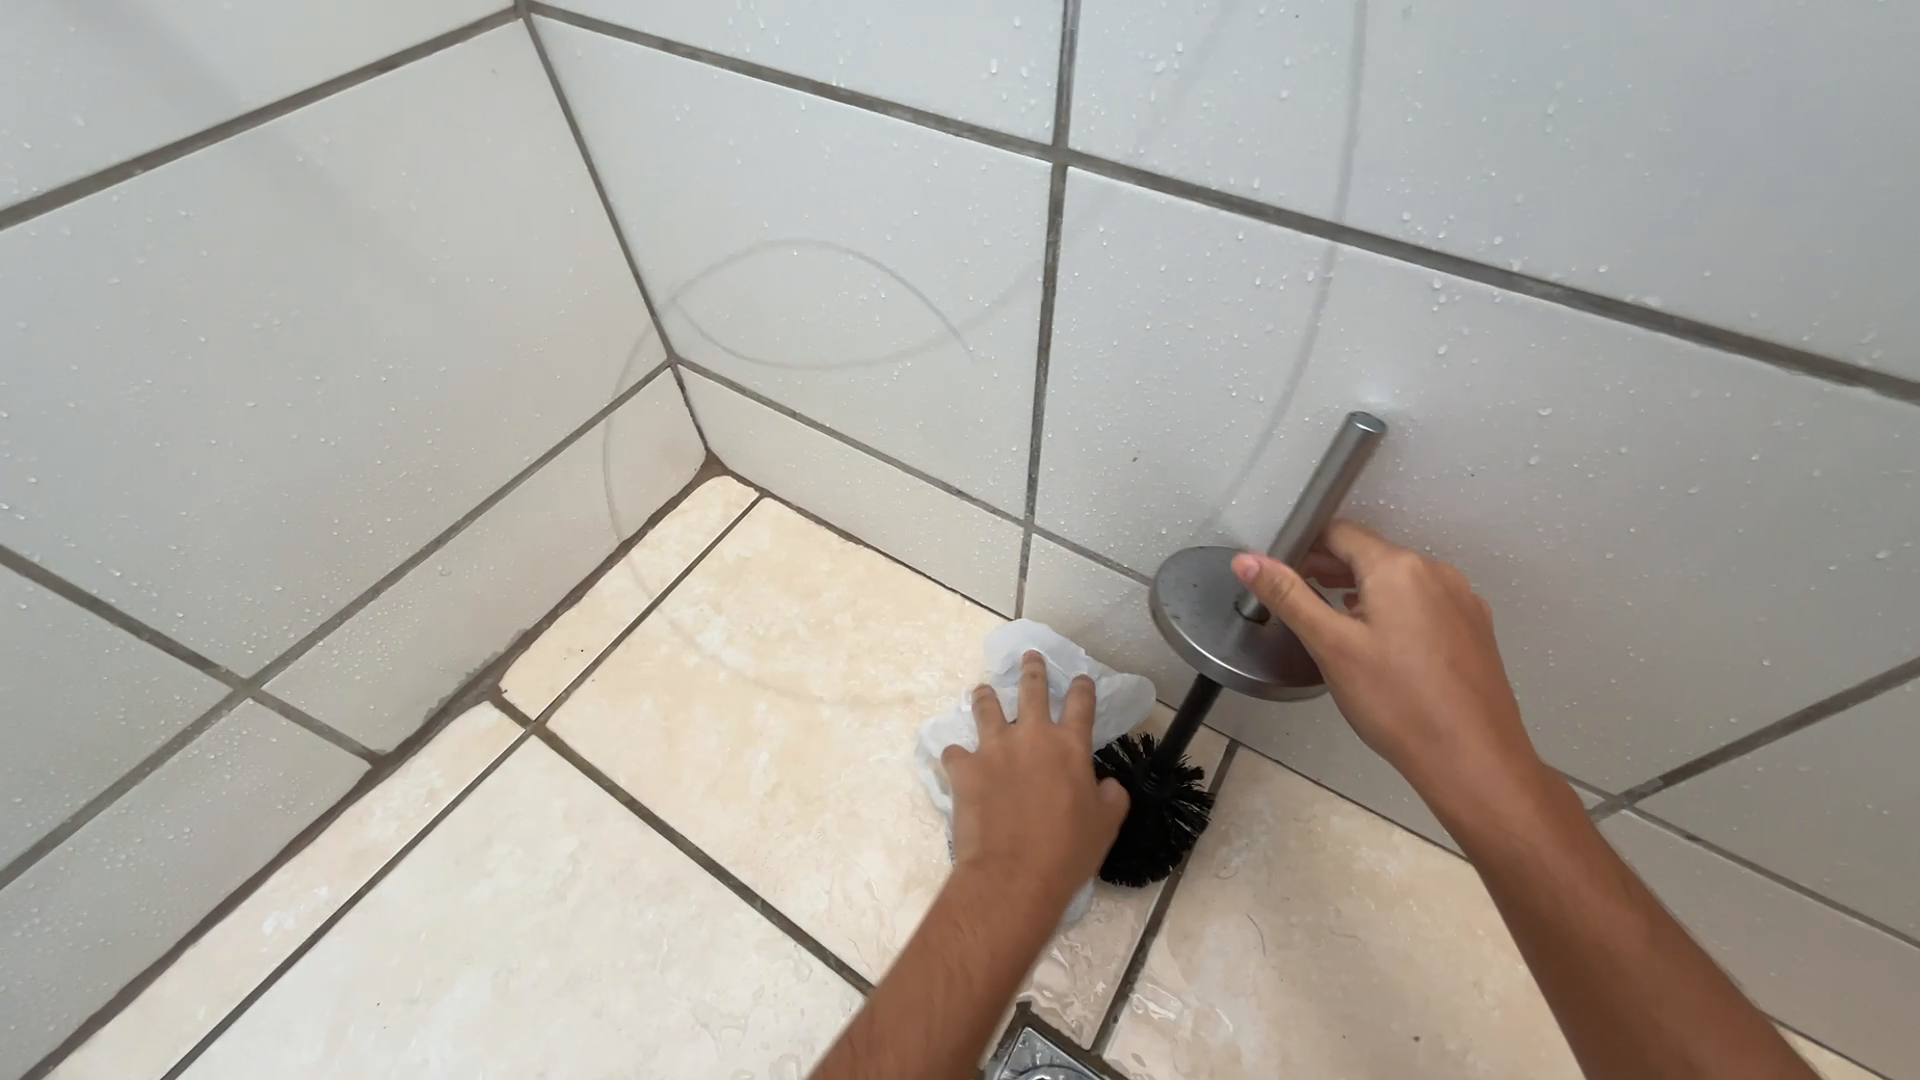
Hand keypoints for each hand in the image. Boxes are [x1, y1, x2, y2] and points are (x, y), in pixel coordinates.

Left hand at [941, 652, 1129, 910]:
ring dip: (985, 696)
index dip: (1082, 687)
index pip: (1080, 703)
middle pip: (1031, 689)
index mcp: (1069, 746)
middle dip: (1033, 669)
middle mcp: (1031, 735)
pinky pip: (954, 751)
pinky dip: (957, 754)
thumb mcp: (1106, 825)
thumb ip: (1111, 796)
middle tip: (1030, 656)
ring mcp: (994, 747)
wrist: (1014, 874)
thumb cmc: (1067, 852)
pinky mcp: (964, 767)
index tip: (1081, 678)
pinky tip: (957, 758)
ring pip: (986, 707)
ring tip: (983, 690)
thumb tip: (1107, 784)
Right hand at [1231, 520, 1545, 806]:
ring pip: (1397, 578)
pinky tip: (1377, 642)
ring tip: (1330, 621)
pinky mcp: (1473, 628)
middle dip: (1328, 568)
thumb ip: (1287, 595)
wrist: (1473, 760)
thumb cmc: (1398, 702)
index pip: (1340, 533)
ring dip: (1358, 588)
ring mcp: (1461, 600)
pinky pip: (1422, 601)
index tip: (1280, 574)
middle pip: (1369, 553)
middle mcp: (1437, 573)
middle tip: (1295, 598)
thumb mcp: (1329, 645)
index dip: (1303, 547)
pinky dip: (1391, 608)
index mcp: (1399, 568)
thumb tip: (1247, 561)